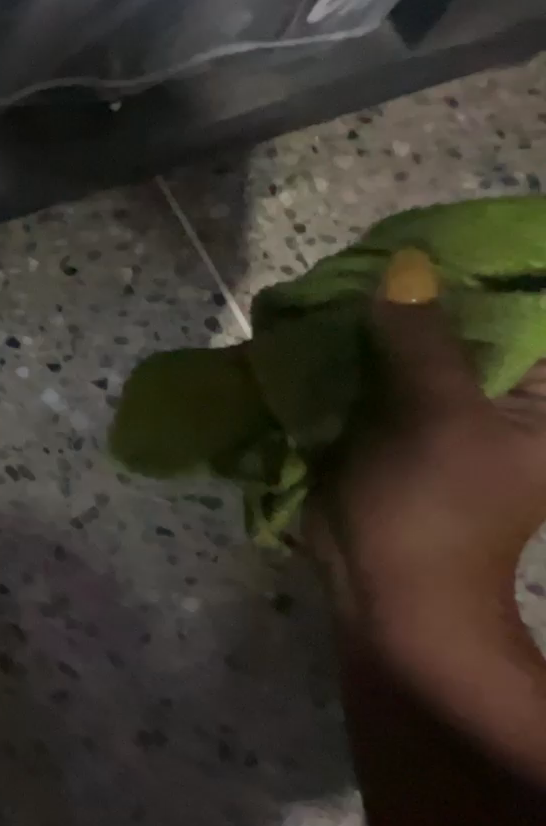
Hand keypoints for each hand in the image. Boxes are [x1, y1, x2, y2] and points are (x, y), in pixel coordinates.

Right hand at [312, 247, 545, 784]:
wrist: (387, 581)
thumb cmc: (437, 506)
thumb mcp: (437, 419)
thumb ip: (421, 342)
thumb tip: (406, 267)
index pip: (528, 311)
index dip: (483, 272)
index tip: (421, 244)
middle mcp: (502, 391)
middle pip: (463, 320)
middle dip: (412, 293)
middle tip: (357, 265)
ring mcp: (439, 406)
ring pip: (406, 342)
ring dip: (364, 321)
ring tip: (321, 294)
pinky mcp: (386, 421)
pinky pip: (367, 370)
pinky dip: (338, 352)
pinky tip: (303, 335)